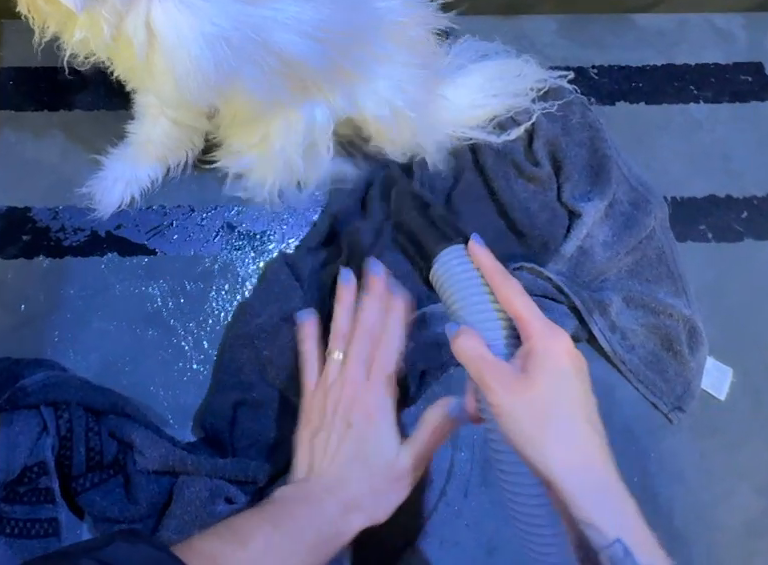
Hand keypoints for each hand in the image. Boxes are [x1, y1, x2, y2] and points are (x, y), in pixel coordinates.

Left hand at [286, 259, 462, 537]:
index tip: (399, 285)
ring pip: (336, 336)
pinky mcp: (309, 395)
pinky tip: (305, 312)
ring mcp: (327, 385)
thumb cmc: (370, 486)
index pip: (389, 344)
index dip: (394, 313)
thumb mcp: (410, 465)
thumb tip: (462, 400)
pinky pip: (307, 359)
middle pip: (363, 331)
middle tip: (373, 264)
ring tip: (345, 275)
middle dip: (370, 296)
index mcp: (378, 395)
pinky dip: (306, 335)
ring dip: (342, 305)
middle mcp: (351, 380)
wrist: (321, 503)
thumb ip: (433, 430)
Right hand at [445, 237, 613, 493]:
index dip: (488, 265)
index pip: (510, 290)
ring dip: (489, 376)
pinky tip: (494, 414)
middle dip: (481, 349)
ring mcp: (565, 368)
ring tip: (480, 410)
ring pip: (512, 356)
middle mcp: (559, 345)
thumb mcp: (495, 387)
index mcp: (546, 336)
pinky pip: (524, 373)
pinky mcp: (565, 390)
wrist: (585, 482)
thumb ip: (471, 350)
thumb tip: (461, 331)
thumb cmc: (540, 427)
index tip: (472, 240)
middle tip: (468, 377)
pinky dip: (504, 387)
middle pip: (507, 328)